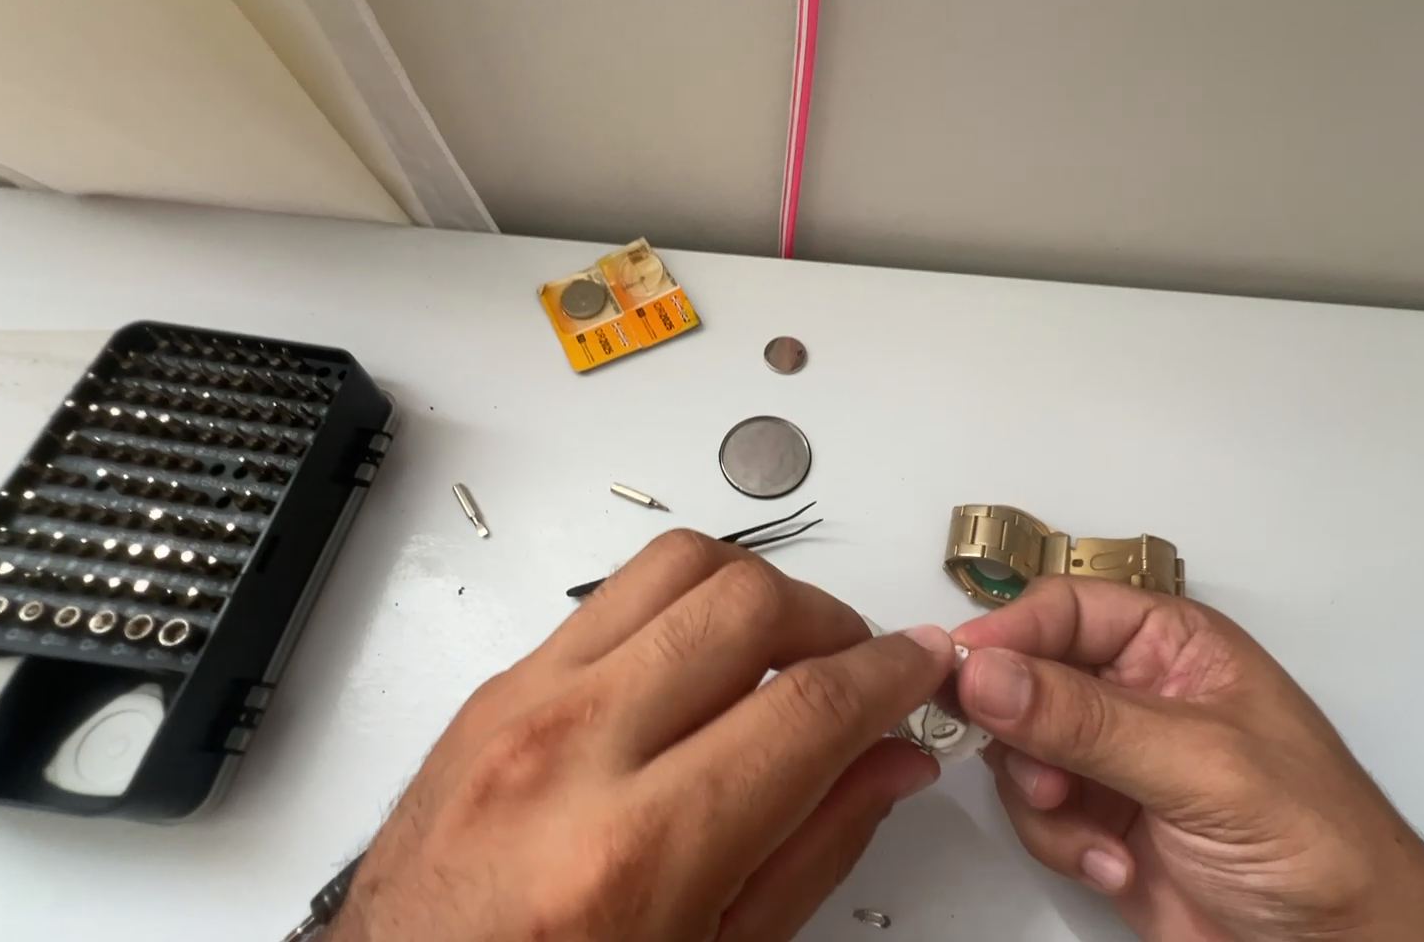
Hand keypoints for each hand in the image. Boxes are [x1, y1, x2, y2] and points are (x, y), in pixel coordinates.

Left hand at [329, 530, 955, 940]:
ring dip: (761, 589)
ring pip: (681, 564)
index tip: (921, 663)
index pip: (804, 711)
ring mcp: (522, 703)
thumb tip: (893, 757)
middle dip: (831, 620)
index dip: (888, 676)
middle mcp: (569, 755)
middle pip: (745, 605)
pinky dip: (692, 602)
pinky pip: (621, 590)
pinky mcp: (502, 682)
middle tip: (856, 664)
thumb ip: (816, 847)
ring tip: (786, 645)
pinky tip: (707, 656)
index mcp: (632, 859)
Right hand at [952, 578, 1423, 941]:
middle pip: (1026, 672)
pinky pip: (1031, 805)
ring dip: (1039, 792)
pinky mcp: (1093, 812)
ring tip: (1088, 828)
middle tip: (1034, 771)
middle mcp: (1128, 685)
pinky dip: (1057, 838)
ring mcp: (1107, 752)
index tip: (961, 670)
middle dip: (1021, 728)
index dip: (1010, 632)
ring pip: (1017, 742)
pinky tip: (1113, 865)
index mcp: (1167, 641)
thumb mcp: (1199, 767)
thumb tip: (982, 672)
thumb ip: (1085, 719)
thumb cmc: (1312, 843)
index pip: (1064, 608)